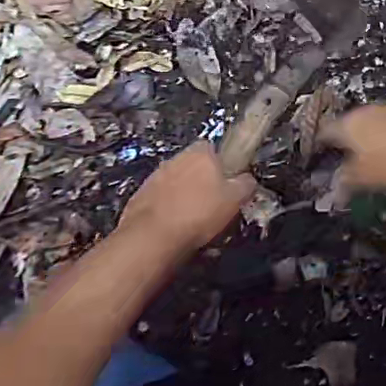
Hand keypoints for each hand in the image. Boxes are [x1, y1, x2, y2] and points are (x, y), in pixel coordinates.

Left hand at [118, 142, 257, 253]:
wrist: (152, 238)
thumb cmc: (200, 213)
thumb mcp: (236, 199)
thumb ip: (246, 184)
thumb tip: (247, 179)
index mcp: (200, 152)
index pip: (212, 147)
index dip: (220, 163)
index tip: (225, 182)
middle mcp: (175, 158)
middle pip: (192, 164)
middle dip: (200, 179)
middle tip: (211, 201)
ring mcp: (154, 177)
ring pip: (174, 181)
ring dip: (182, 194)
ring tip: (191, 218)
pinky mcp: (138, 196)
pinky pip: (159, 199)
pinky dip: (166, 208)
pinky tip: (173, 226)